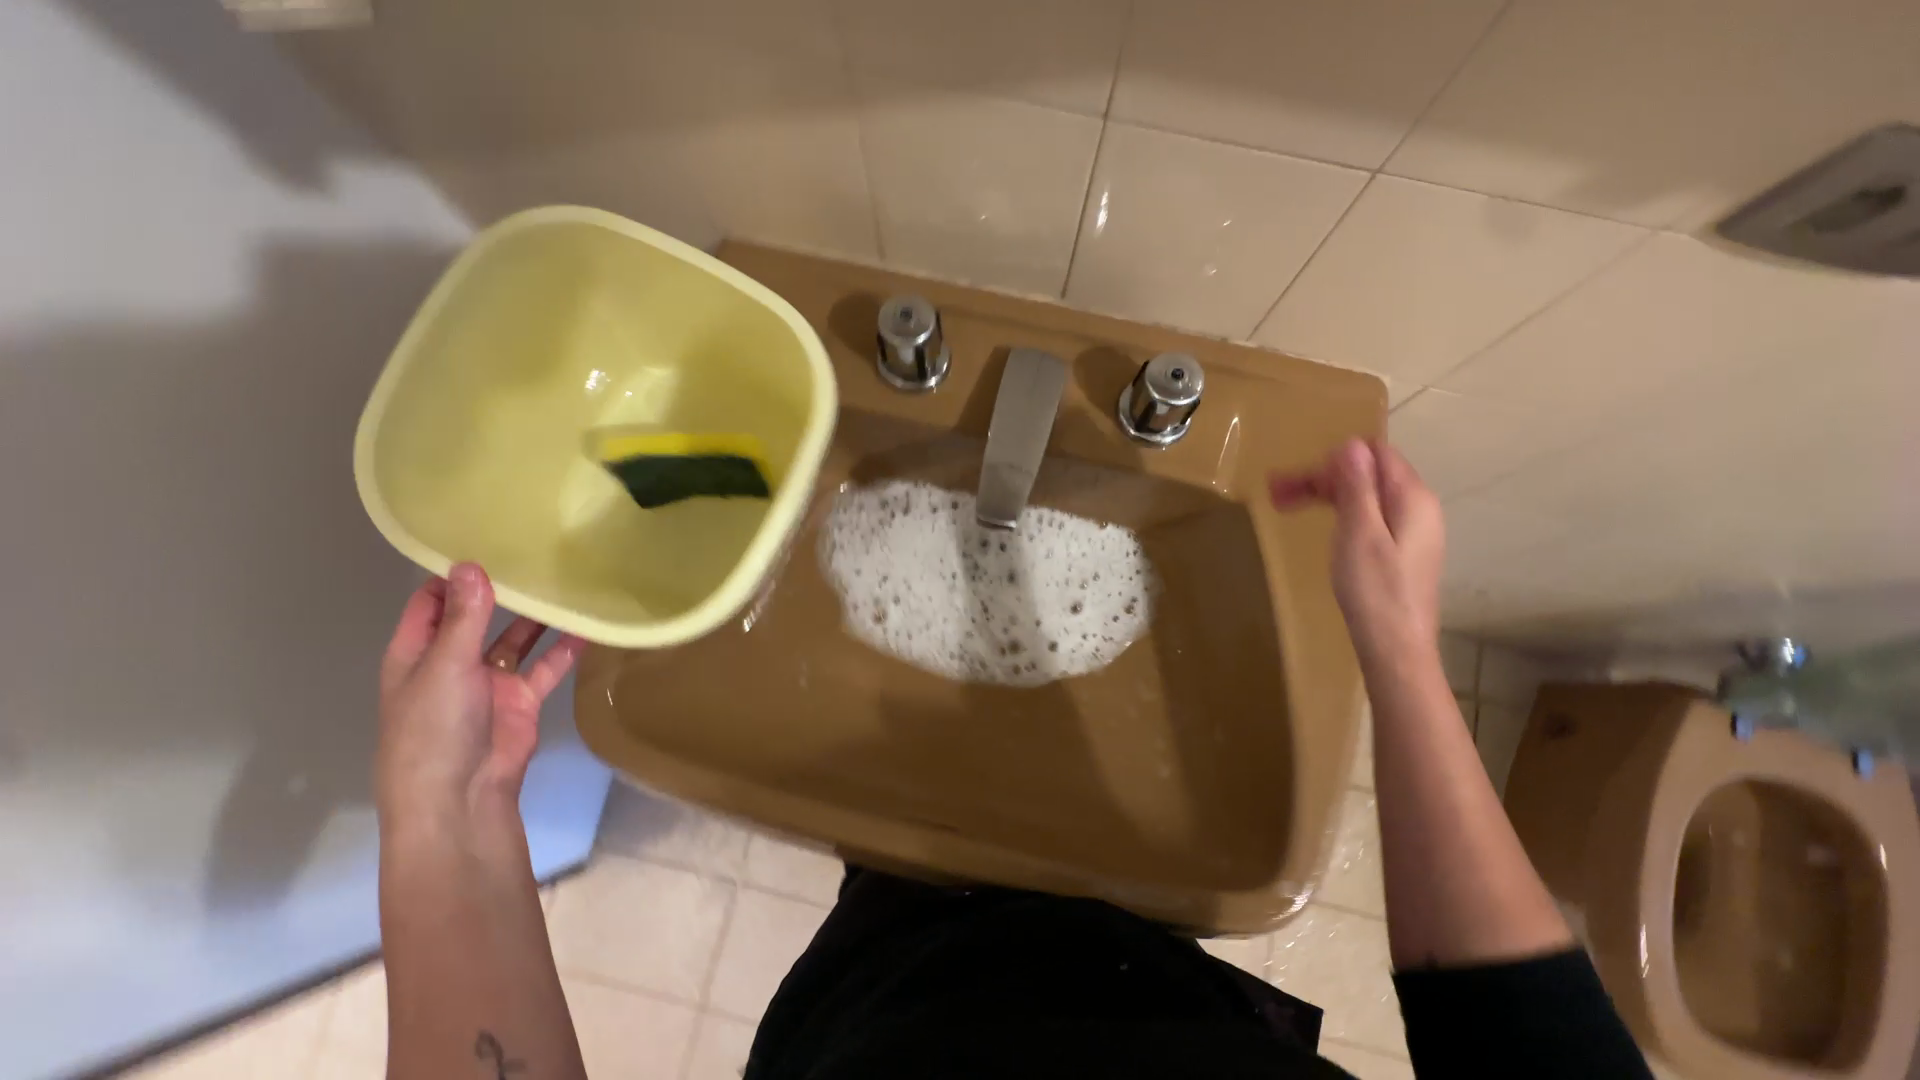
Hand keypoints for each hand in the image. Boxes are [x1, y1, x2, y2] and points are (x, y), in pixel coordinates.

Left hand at [377, 562, 584, 837]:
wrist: (462, 795)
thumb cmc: (435, 727)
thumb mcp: (445, 665)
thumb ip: (463, 616)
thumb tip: (470, 565)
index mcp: (416, 654)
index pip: (430, 603)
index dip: (453, 576)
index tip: (487, 543)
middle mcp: (451, 663)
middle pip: (476, 618)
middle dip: (501, 591)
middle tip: (537, 555)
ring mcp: (489, 683)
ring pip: (515, 640)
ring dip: (536, 617)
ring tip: (566, 583)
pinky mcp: (521, 701)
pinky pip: (545, 668)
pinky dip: (565, 650)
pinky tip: (588, 627)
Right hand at [1269, 438, 1443, 658]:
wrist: (1395, 648)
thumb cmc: (1374, 591)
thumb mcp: (1359, 534)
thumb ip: (1358, 487)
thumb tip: (1350, 444)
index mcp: (1411, 498)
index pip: (1374, 454)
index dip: (1333, 459)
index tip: (1296, 479)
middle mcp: (1417, 507)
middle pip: (1367, 474)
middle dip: (1322, 477)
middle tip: (1275, 493)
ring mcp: (1411, 530)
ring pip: (1365, 496)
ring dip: (1325, 495)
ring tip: (1284, 505)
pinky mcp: (1401, 550)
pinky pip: (1369, 516)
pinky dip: (1340, 513)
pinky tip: (1320, 526)